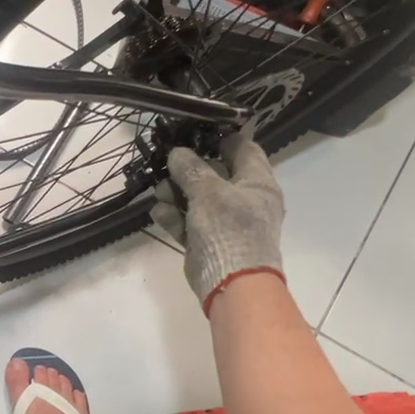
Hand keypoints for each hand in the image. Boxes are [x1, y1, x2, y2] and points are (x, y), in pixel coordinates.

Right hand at [150, 131, 285, 312]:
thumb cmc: (229, 229)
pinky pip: (188, 223)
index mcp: (257, 183)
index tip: (195, 132)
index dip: (221, 138)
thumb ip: (191, 169)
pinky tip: (157, 211)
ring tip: (158, 189)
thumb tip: (177, 153)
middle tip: (166, 160)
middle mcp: (244, 200)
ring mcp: (225, 222)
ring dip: (176, 192)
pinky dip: (173, 216)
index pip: (244, 150)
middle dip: (189, 168)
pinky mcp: (207, 241)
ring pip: (198, 198)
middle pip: (216, 174)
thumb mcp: (209, 191)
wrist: (232, 281)